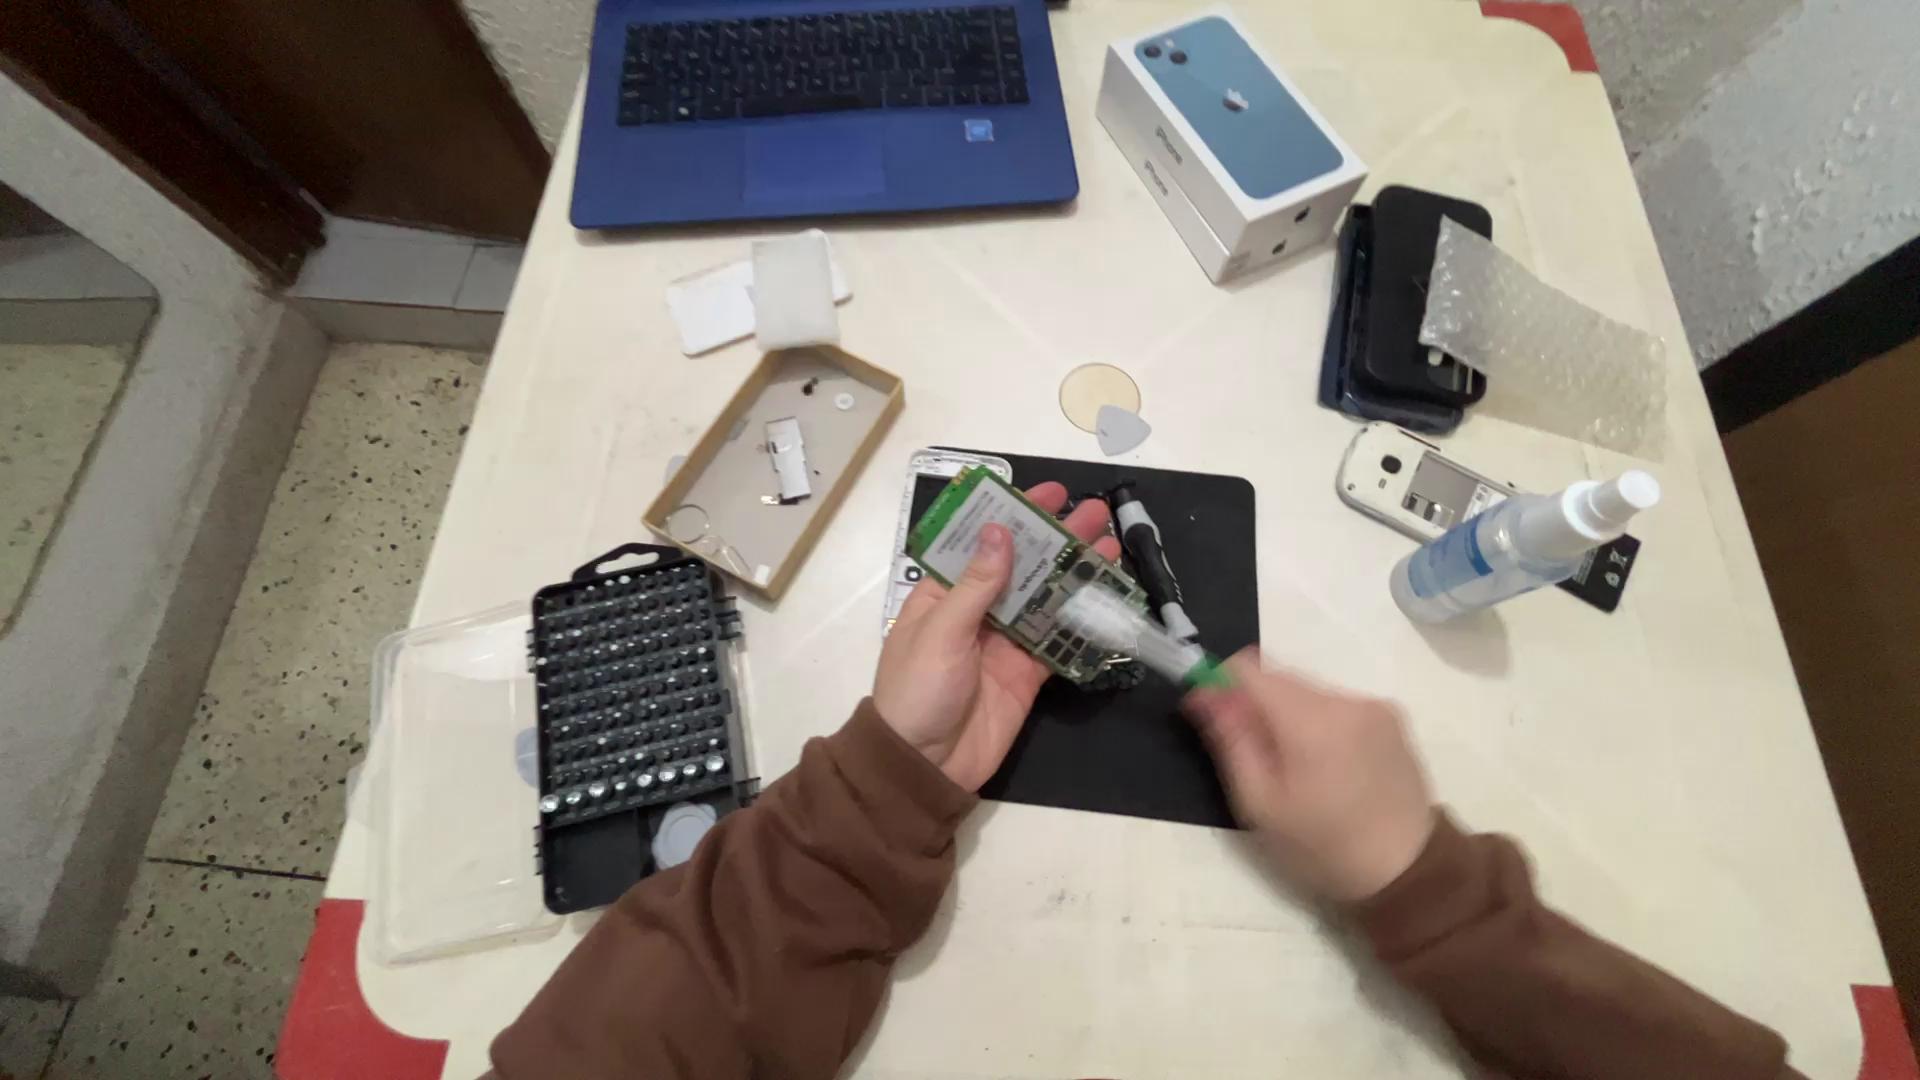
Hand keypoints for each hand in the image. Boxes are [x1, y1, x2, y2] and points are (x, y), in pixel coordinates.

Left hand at [874, 482, 1121, 790]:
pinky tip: (1106, 595)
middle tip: (1094, 511)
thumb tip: (999, 532)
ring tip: (1111, 542)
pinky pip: (1058, 639)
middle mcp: (978, 611)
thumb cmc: (917, 690)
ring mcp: (1005, 641)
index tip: (1048, 493)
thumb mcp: (940, 632)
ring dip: (1075, 571)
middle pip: (1022, 566)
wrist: (926, 766)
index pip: (981, 543)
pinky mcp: (1028, 672)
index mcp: (945, 594)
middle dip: (1056, 537)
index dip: (1013, 515)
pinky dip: (1081, 619)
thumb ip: (975, 585)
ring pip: (1046, 597)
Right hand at [1185, 650, 1435, 901]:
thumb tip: (1204, 695)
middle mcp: (1344, 700)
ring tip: (1290, 761)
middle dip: (1252, 702)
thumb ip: (1230, 740)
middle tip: (1248, 748)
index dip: (1219, 682)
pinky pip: (1333, 701)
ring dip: (1283, 711)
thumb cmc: (1324, 848)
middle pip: (1277, 675)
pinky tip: (1323, 761)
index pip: (1248, 668)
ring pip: (1304, 688)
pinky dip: (1314, 719)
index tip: (1209, 711)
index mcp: (1310, 721)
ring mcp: (1372, 705)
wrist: (1412, 877)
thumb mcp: (1260, 804)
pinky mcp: (1390, 716)